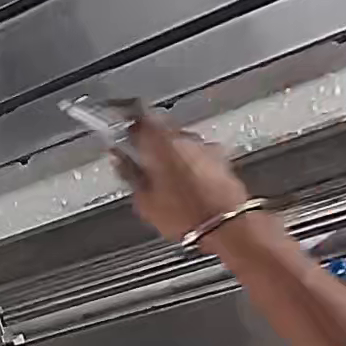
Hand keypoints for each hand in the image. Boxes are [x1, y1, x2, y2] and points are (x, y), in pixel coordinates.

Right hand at [115, 110, 253, 242]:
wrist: (225, 226)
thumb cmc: (187, 214)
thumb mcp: (144, 201)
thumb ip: (130, 175)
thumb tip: (120, 162)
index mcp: (160, 142)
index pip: (140, 119)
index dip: (130, 125)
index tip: (124, 134)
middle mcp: (185, 138)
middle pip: (162, 130)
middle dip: (151, 144)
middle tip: (141, 163)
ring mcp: (205, 147)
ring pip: (181, 144)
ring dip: (172, 156)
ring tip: (164, 181)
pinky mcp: (221, 160)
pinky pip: (198, 157)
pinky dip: (190, 166)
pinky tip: (185, 187)